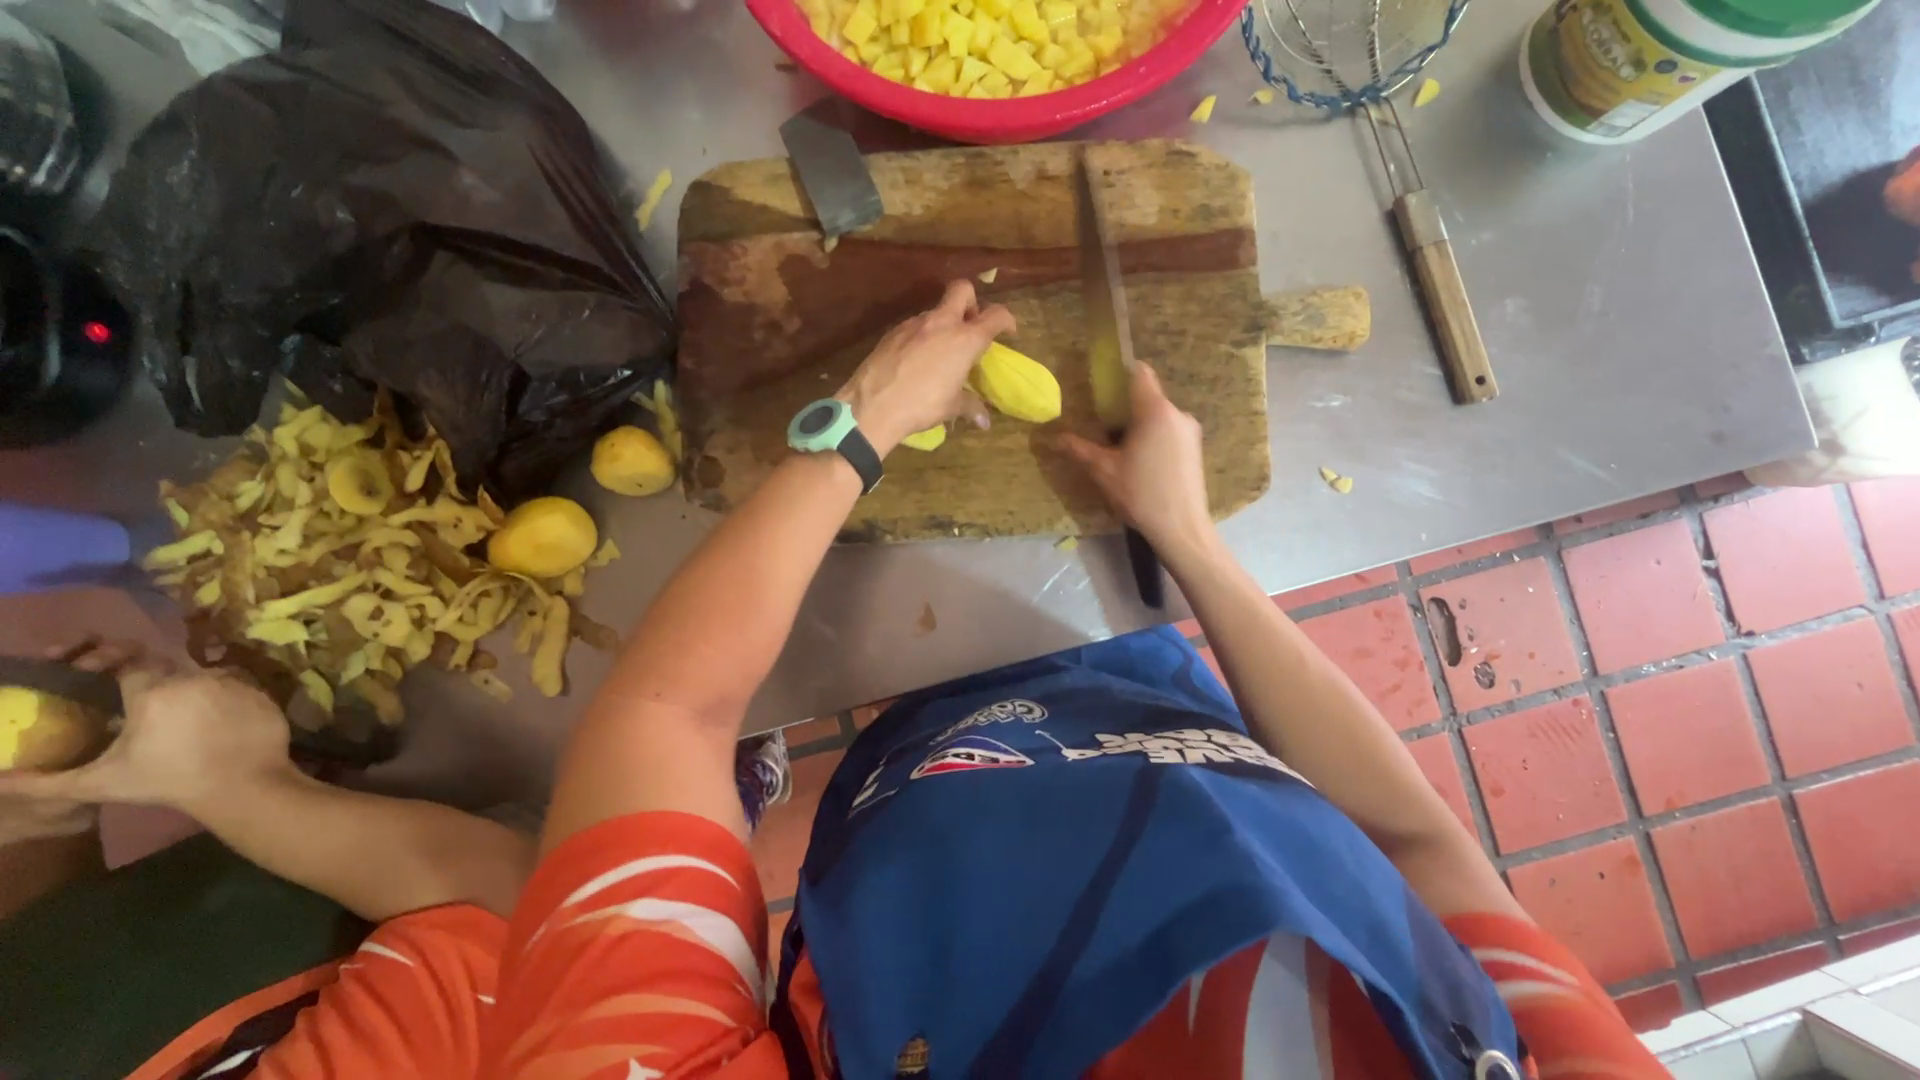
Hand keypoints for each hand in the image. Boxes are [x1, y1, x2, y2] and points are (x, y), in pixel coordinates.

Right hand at [0, 639, 293, 817]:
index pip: (126, 660)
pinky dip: (213, 696)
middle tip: (124, 689)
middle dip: (139, 670)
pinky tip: (203, 717)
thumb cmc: (169, 780)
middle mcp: (194, 677)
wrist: (244, 784)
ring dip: (178, 686)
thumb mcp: (102, 781)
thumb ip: (45, 781)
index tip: (86, 670)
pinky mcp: (259, 692)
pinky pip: (230, 685)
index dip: (104, 660)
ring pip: (197, 674)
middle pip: (162, 663)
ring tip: (165, 710)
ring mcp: (232, 682)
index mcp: (154, 690)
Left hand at [836, 279, 1015, 455]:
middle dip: (971, 302)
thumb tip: (984, 421)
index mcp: (965, 339)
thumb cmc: (922, 405)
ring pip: (936, 311)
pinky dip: (922, 336)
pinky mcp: (893, 331)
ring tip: (940, 352)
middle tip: (970, 326)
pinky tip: (916, 360)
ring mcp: (914, 324)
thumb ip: (970, 406)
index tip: (1007, 331)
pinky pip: (915, 326)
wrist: (873, 405)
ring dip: (944, 323)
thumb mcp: (951, 407)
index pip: (995, 315)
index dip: (1006, 319)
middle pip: (962, 290)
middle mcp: (942, 323)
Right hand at [1057, 363, 1215, 556]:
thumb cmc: (1141, 495)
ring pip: (1160, 416)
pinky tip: (1142, 462)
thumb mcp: (1104, 471)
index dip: (1121, 372)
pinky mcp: (1196, 449)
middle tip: (1103, 426)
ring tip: (1121, 449)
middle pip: (1149, 397)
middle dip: (1126, 407)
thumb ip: (1079, 449)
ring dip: (1141, 425)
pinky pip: (1170, 431)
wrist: (1182, 529)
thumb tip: (1053, 438)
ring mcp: (1190, 431)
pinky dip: (1155, 438)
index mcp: (1155, 411)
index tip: (1103, 384)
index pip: (1140, 373)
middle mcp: (1177, 414)